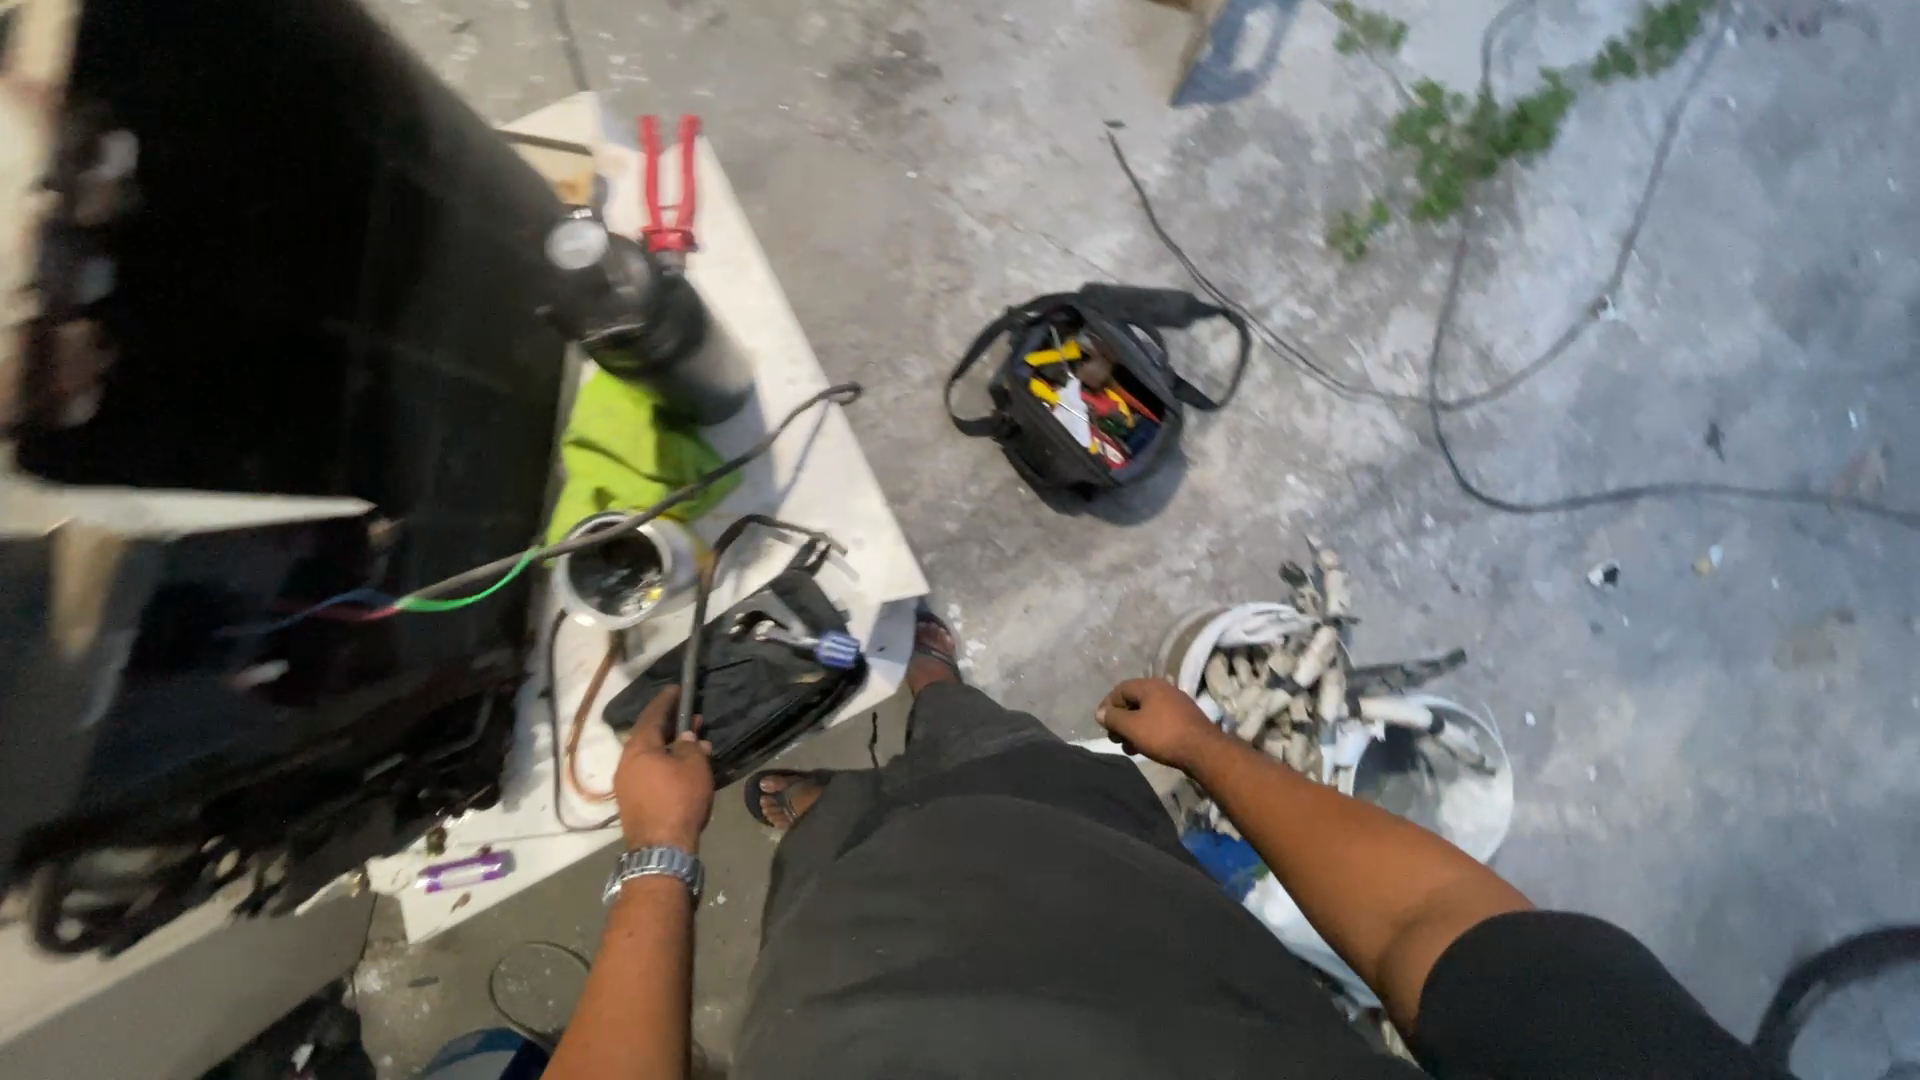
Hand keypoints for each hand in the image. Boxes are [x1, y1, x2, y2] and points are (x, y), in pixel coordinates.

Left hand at [613, 686, 713, 851]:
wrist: (661, 848)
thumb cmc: (679, 799)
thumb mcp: (693, 766)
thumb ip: (689, 746)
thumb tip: (684, 738)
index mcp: (638, 749)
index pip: (652, 716)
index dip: (665, 701)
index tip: (676, 689)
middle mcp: (625, 763)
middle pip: (648, 736)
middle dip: (670, 726)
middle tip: (690, 718)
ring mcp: (625, 784)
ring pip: (649, 756)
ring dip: (669, 748)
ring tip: (692, 745)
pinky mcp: (632, 802)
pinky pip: (649, 772)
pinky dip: (664, 764)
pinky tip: (682, 768)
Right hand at [1096, 677, 1227, 772]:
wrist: (1204, 751)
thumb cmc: (1163, 736)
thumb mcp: (1132, 727)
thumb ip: (1113, 718)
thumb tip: (1100, 712)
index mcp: (1149, 686)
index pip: (1120, 690)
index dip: (1107, 706)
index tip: (1102, 724)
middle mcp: (1163, 689)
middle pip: (1133, 701)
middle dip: (1120, 720)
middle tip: (1115, 738)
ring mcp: (1177, 703)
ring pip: (1146, 713)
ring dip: (1133, 729)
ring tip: (1129, 747)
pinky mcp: (1186, 718)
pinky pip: (1159, 720)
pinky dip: (1148, 731)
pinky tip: (1146, 747)